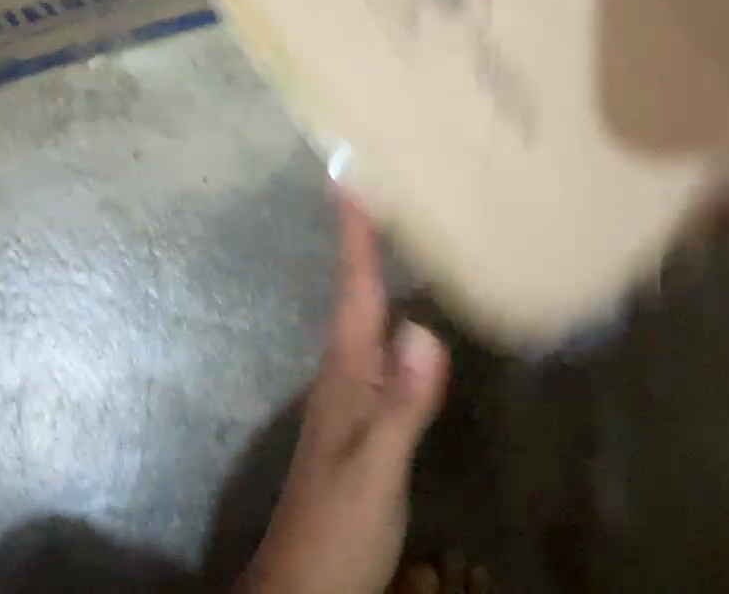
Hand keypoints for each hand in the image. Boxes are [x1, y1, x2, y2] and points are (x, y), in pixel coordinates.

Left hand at [238, 196, 450, 593]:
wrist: (304, 585)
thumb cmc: (338, 524)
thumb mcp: (376, 468)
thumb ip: (401, 405)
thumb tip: (425, 330)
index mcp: (346, 369)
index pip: (354, 287)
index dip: (354, 233)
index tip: (351, 176)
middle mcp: (345, 368)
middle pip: (356, 288)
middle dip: (364, 236)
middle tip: (380, 183)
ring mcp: (351, 391)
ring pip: (364, 314)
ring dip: (373, 267)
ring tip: (392, 228)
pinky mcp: (363, 413)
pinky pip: (377, 345)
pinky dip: (388, 312)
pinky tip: (406, 315)